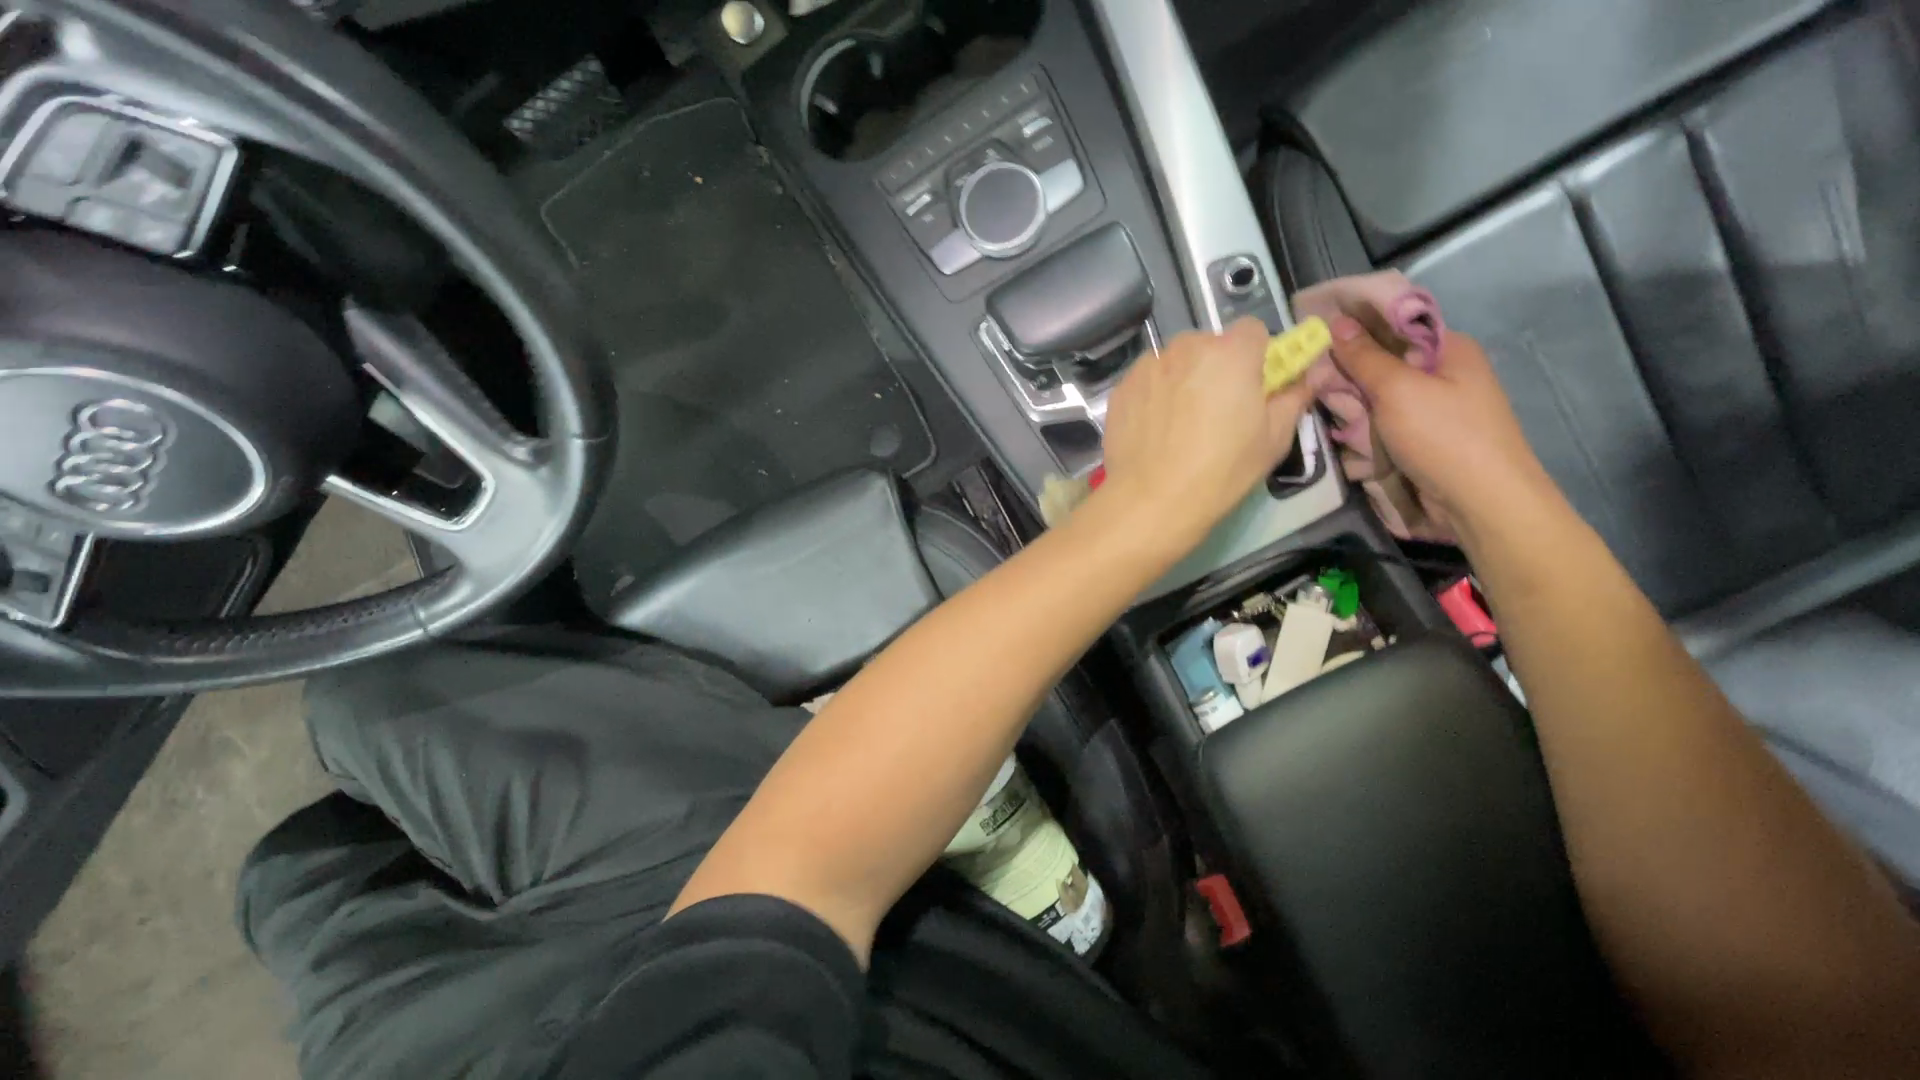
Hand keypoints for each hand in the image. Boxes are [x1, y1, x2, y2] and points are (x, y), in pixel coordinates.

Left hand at [1099, 318, 1311, 546]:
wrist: (1152, 499)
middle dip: (1217, 367)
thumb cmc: (1222, 470)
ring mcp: (1149, 365)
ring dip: (1184, 379)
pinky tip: (1156, 430)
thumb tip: (1311, 375)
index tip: (1254, 384)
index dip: (1257, 354)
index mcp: (1232, 353)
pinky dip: (1155, 395)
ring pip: (1176, 361)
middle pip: (1211, 344)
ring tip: (1182, 422)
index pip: (1252, 329)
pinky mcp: (1122, 386)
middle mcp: (1187, 347)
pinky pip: (1148, 380)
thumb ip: (1294, 397)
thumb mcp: (1273, 439)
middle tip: (1218, 410)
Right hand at [1327, 315, 1555, 533]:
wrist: (1480, 504)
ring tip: (1335, 425)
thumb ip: (1364, 356)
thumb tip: (1337, 322)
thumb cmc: (1444, 436)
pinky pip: (1383, 431)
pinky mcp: (1422, 444)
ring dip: (1354, 415)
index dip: (1355, 327)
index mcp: (1447, 350)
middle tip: (1320, 390)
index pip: (1394, 324)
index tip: (1317, 336)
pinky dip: (1365, 439)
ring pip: (1376, 402)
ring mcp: (1431, 413)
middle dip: (1350, 379)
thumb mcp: (1397, 389)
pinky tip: (1348, 447)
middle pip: (1381, 365)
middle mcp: (1442, 376)